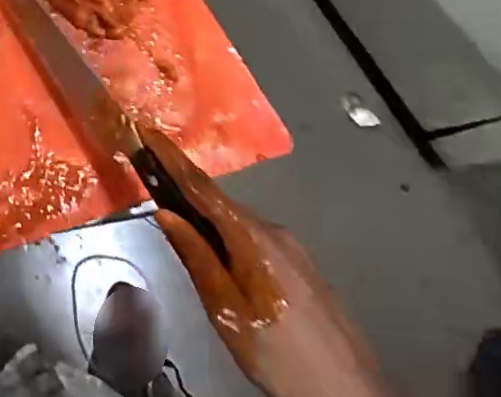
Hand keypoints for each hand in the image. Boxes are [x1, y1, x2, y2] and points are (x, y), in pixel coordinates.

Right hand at [141, 126, 389, 396]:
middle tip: (153, 178)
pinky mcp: (301, 263)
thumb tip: (165, 214)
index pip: (201, 186)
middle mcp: (273, 230)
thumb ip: (196, 257)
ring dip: (207, 216)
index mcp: (251, 236)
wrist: (352, 394)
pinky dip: (228, 233)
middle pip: (218, 202)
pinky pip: (253, 236)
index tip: (148, 130)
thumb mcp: (227, 311)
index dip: (170, 157)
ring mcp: (291, 245)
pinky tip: (221, 254)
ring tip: (181, 224)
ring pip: (236, 221)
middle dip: (184, 188)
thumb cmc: (280, 355)